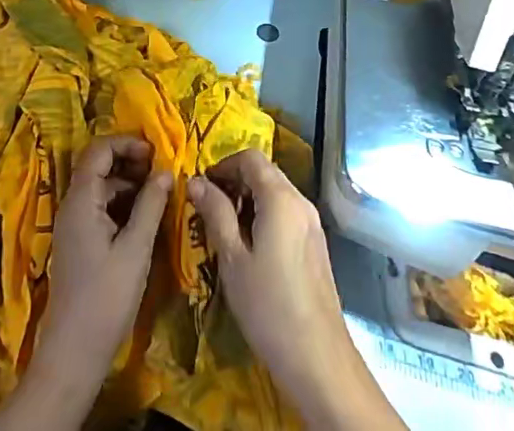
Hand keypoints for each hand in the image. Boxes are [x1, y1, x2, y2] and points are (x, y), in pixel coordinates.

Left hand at [0, 136, 169, 430]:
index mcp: (81, 201)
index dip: (126, 143)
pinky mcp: (79, 242)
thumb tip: (166, 171)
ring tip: (160, 193)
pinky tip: (145, 217)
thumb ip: (150, 205)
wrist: (74, 351)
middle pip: (98, 166)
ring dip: (129, 183)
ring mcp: (73, 225)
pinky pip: (100, 208)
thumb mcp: (136, 248)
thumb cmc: (106, 297)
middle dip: (130, 161)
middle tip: (163, 171)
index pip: (98, 151)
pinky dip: (123, 203)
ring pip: (100, 188)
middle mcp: (72, 206)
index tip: (156, 152)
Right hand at [189, 150, 404, 430]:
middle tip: (207, 207)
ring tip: (223, 229)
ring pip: (276, 192)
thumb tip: (195, 181)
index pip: (250, 157)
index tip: (201, 187)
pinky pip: (286, 212)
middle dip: (234, 181)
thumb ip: (215, 213)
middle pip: (265, 172)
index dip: (222, 164)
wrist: (317, 356)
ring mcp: (312, 223)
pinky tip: (249, 246)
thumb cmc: (268, 305)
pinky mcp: (315, 243)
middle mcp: (301, 202)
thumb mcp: (232, 258)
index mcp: (281, 199)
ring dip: (248, 199)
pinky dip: (264, 214)